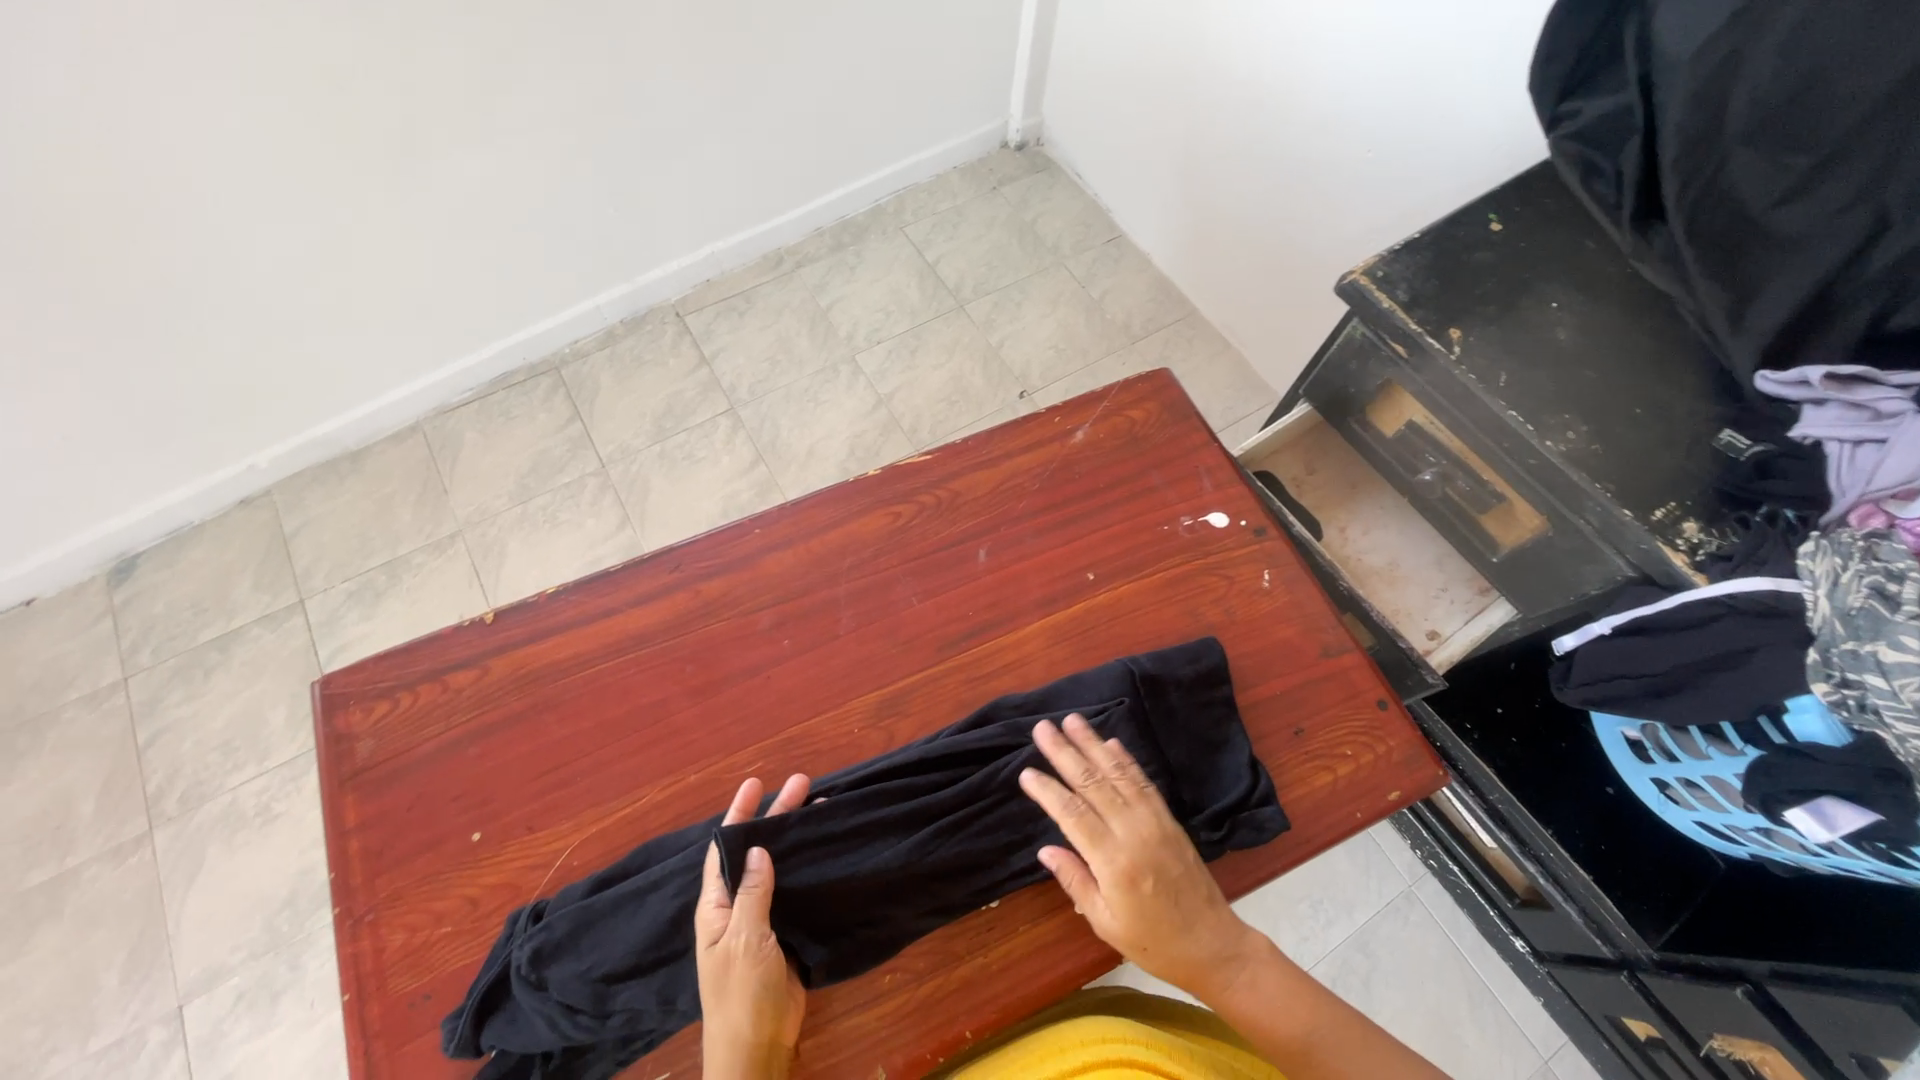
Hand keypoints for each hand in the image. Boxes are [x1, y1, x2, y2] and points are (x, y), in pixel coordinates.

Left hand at [695, 774, 810, 1079]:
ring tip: (822, 808)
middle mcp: (737, 906)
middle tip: (804, 782)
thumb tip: (758, 847)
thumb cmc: (740, 992)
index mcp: (716, 905)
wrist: (758, 1044)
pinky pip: (795, 891)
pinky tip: (827, 852)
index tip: (756, 783)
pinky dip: (809, 868)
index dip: (739, 814)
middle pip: (756, 851)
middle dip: (776, 816)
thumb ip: (752, 893)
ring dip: (795, 839)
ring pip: (779, 867)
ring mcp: (762, 919)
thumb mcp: (743, 939)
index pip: (725, 848)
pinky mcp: (785, 933)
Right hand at [1019, 715, 1258, 1000]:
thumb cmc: (1152, 942)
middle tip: (1043, 728)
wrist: (1212, 945)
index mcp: (1113, 862)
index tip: (1026, 773)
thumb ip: (1075, 881)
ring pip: (1119, 774)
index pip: (1072, 815)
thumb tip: (1045, 850)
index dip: (1048, 791)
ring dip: (1094, 745)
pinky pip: (1144, 782)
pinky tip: (1112, 743)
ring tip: (1073, 720)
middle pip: (1093, 784)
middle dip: (1065, 753)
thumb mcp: (1105, 922)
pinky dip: (1127, 760)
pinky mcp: (1170, 820)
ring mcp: (1155, 822)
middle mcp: (1134, 832)